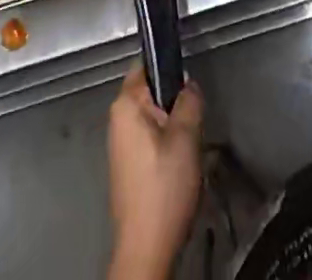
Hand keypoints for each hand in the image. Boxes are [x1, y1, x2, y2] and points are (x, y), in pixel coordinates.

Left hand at [107, 65, 203, 279]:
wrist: (146, 245)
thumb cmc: (165, 186)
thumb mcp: (186, 137)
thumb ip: (189, 101)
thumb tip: (187, 82)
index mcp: (125, 104)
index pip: (146, 66)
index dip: (170, 70)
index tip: (190, 86)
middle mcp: (117, 118)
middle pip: (152, 93)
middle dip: (175, 103)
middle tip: (195, 123)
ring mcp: (120, 142)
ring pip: (154, 117)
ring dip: (174, 126)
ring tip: (190, 147)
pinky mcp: (127, 163)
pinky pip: (150, 138)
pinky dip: (167, 144)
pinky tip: (180, 166)